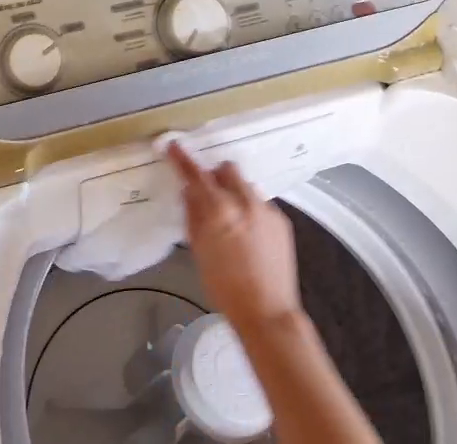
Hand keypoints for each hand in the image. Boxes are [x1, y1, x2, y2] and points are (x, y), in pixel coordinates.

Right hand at [167, 140, 302, 331]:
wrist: (268, 312)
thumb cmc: (224, 286)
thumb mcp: (199, 250)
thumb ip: (193, 215)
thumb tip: (188, 191)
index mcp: (219, 209)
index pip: (196, 174)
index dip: (182, 158)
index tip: (174, 145)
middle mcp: (244, 201)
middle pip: (227, 169)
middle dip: (215, 175)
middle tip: (209, 194)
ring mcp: (266, 209)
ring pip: (245, 185)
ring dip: (234, 192)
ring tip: (231, 220)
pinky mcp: (282, 221)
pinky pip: (260, 203)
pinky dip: (250, 210)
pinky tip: (249, 235)